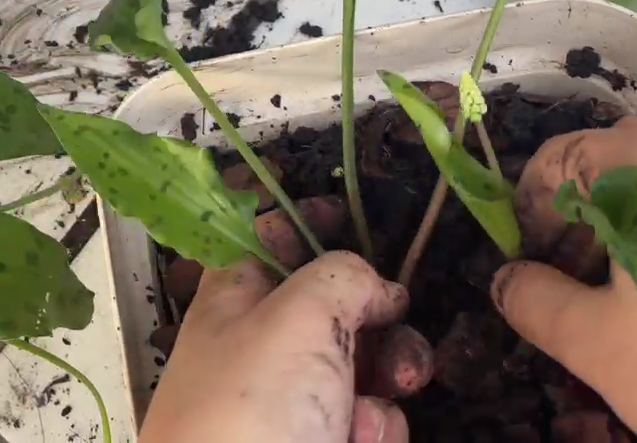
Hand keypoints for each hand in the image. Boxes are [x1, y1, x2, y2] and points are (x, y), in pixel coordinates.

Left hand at [141, 207, 413, 442]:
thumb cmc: (254, 407)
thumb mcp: (297, 316)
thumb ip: (343, 278)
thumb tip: (377, 282)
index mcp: (237, 291)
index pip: (268, 236)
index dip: (305, 220)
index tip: (347, 215)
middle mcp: (264, 338)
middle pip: (331, 302)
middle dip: (375, 312)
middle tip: (399, 321)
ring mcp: (292, 398)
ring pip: (359, 364)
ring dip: (385, 375)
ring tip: (382, 399)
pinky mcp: (322, 442)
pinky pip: (365, 420)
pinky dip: (373, 428)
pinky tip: (361, 439)